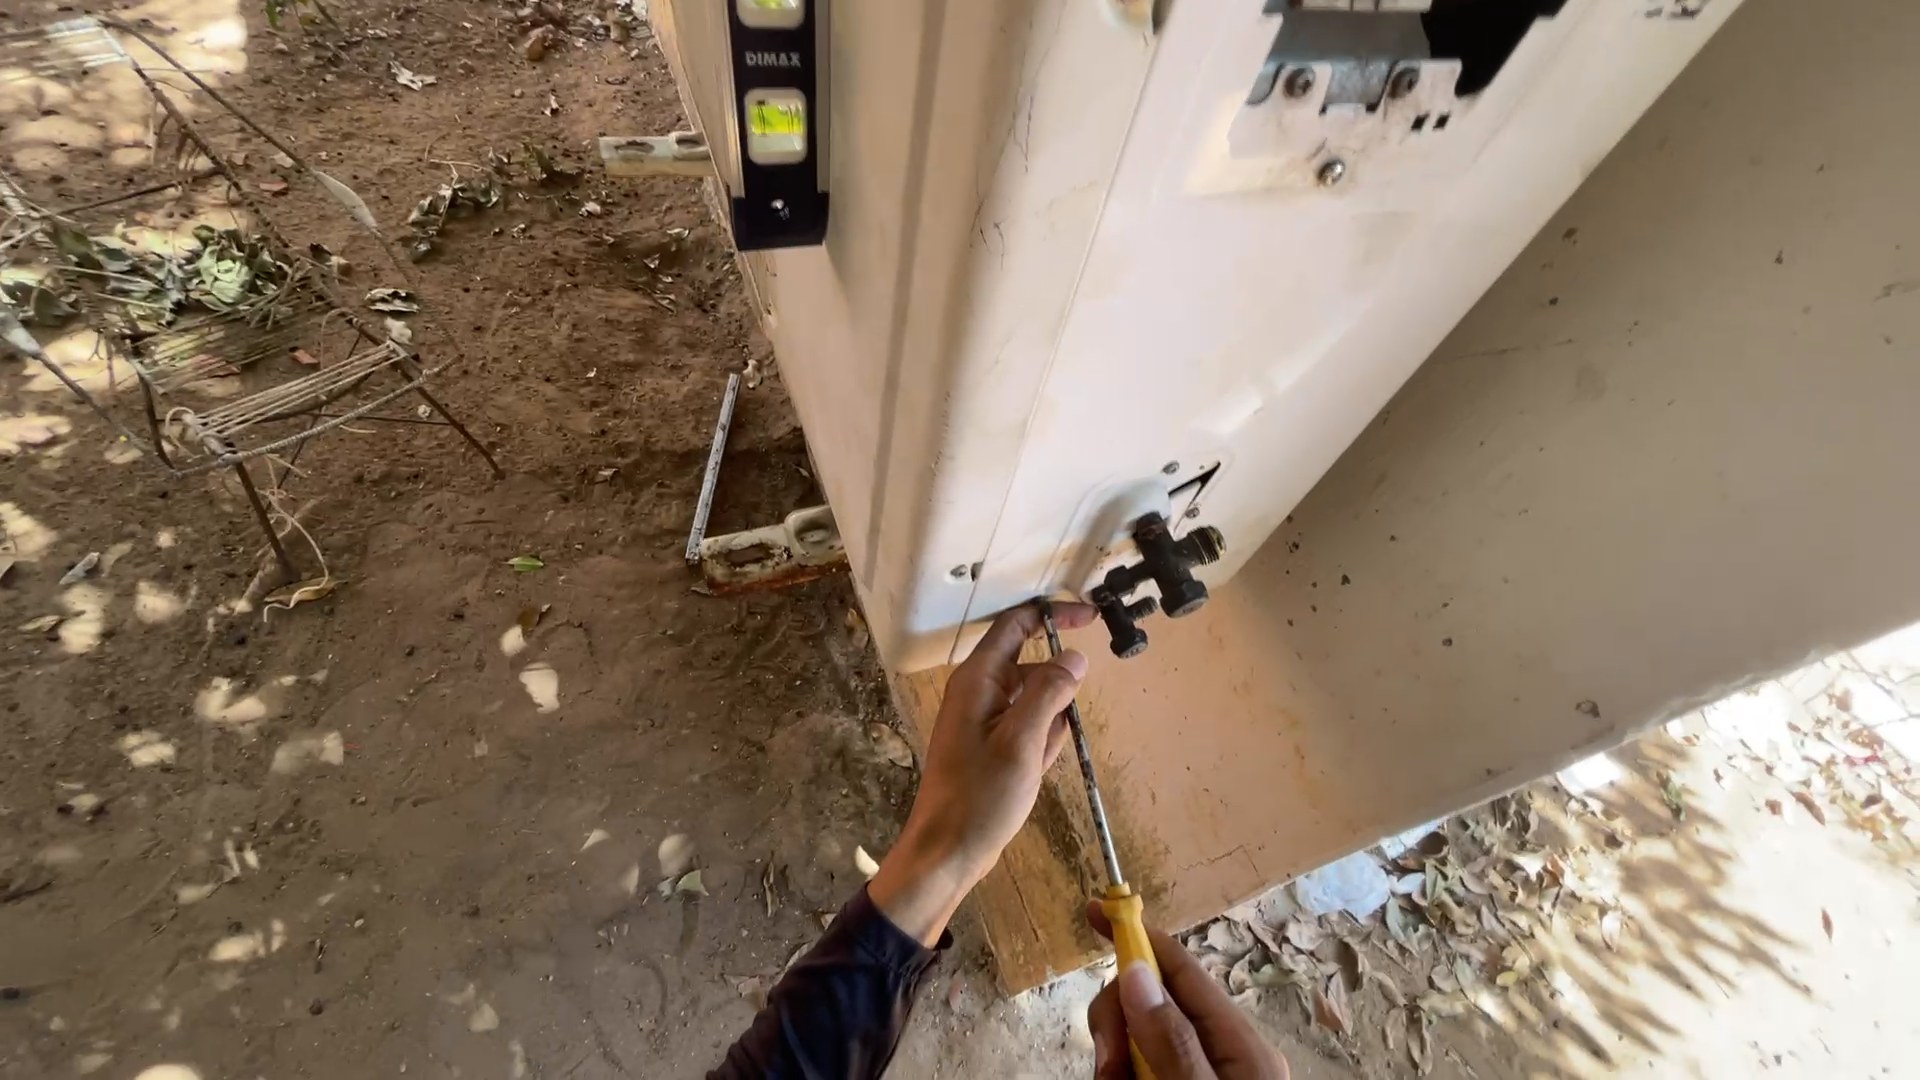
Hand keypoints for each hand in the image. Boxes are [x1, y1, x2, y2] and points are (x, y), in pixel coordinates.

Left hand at [868, 602, 1094, 943]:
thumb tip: (1075, 656)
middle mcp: (978, 690)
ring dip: (1048, 728)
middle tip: (1049, 737)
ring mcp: (983, 717)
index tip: (1091, 617)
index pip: (1017, 625)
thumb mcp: (1023, 741)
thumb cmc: (981, 796)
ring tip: (1033, 765)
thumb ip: (1049, 693)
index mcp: (978, 678)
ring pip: (1035, 703)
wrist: (946, 852)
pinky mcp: (990, 743)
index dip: (1053, 615)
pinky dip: (1039, 746)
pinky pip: (1027, 730)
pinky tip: (1031, 775)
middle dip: (1054, 697)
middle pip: (1031, 668)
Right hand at [1086, 902, 1289, 1079]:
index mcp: (1239, 1041)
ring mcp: (1199, 1070)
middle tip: (1108, 1068)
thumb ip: (1172, 1040)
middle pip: (1149, 998)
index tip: (1095, 908)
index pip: (1181, 965)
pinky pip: (1138, 1062)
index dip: (1136, 933)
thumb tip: (1136, 970)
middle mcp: (1220, 1049)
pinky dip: (1122, 1073)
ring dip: (1115, 1057)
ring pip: (1137, 1033)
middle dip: (1117, 1020)